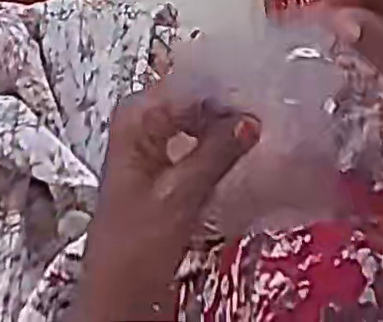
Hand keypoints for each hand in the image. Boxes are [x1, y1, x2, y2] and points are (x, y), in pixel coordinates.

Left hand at [75, 85, 259, 320]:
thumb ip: (216, 152)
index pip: (188, 85)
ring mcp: (151, 138)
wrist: (117, 298)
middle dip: (227, 107)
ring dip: (225, 125)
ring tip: (258, 131)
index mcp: (136, 114)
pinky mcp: (163, 160)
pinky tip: (241, 149)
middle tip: (265, 115)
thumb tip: (251, 119)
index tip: (259, 96)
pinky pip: (195, 137)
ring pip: (197, 117)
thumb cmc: (136, 246)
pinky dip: (217, 143)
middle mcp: (141, 117)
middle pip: (193, 97)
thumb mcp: (180, 195)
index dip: (224, 90)